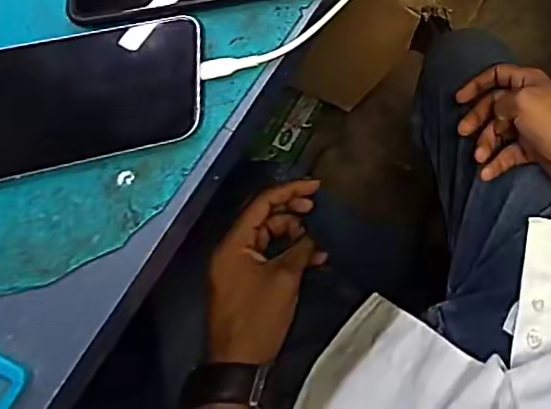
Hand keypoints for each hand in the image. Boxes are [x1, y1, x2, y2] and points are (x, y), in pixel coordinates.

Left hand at [206, 180, 326, 365]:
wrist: (239, 365)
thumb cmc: (258, 318)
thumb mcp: (285, 277)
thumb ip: (301, 245)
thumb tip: (314, 231)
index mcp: (233, 244)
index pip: (262, 202)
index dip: (290, 189)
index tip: (315, 186)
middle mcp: (233, 248)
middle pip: (266, 215)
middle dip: (294, 210)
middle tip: (316, 209)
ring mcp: (239, 263)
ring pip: (271, 233)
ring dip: (296, 234)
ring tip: (317, 242)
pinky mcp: (247, 277)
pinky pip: (271, 251)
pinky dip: (291, 250)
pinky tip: (312, 257)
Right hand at [455, 64, 550, 191]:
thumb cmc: (550, 123)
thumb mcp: (522, 102)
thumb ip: (501, 100)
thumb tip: (494, 110)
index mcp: (527, 81)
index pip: (497, 74)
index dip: (476, 84)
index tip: (459, 99)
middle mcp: (527, 99)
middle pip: (493, 104)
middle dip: (477, 118)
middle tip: (463, 132)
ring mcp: (528, 124)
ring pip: (498, 130)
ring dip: (485, 143)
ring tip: (479, 157)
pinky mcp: (530, 147)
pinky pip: (507, 151)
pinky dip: (496, 160)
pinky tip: (487, 172)